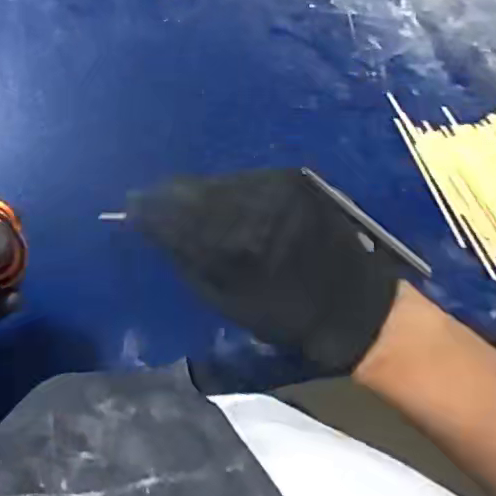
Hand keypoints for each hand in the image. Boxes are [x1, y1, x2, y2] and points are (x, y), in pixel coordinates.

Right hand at [129, 168, 400, 374]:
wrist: (362, 312)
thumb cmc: (284, 314)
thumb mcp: (222, 295)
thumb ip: (184, 254)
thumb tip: (150, 225)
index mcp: (228, 234)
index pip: (171, 207)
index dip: (149, 208)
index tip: (133, 209)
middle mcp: (249, 202)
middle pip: (191, 189)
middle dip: (172, 198)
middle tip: (157, 206)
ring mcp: (272, 188)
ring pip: (216, 182)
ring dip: (199, 193)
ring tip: (190, 207)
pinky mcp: (291, 183)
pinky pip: (243, 181)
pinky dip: (229, 192)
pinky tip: (226, 206)